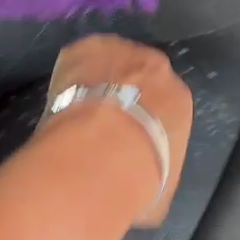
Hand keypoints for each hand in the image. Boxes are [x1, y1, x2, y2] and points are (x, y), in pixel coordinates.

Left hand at [42, 35, 192, 227]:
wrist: (103, 148)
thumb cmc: (139, 176)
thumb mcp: (161, 188)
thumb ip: (157, 177)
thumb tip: (145, 192)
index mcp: (179, 98)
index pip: (163, 101)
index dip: (145, 115)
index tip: (128, 133)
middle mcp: (156, 66)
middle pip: (139, 73)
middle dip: (124, 90)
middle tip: (102, 118)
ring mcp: (121, 51)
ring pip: (110, 59)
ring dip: (98, 76)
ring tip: (78, 105)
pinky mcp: (87, 47)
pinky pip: (80, 55)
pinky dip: (71, 71)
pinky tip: (60, 94)